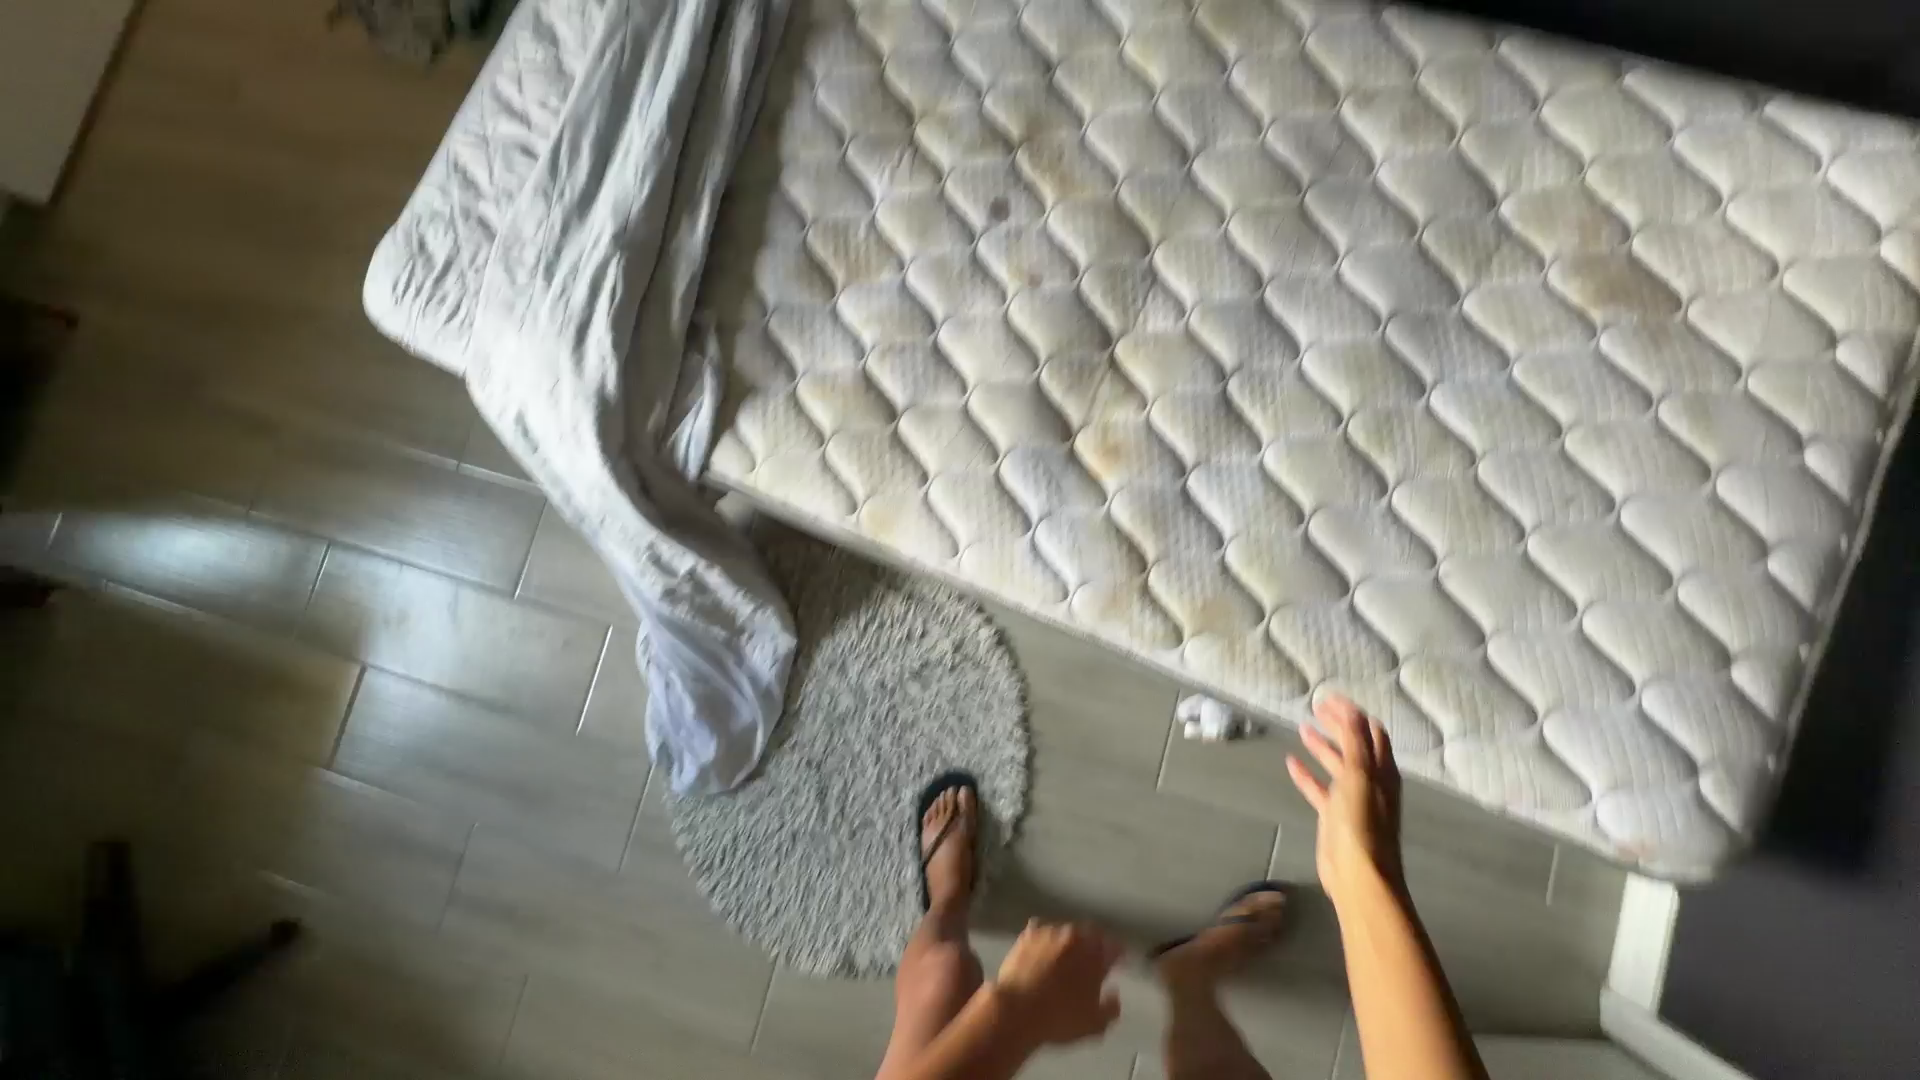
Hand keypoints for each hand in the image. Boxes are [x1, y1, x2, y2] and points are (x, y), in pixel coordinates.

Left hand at [991, 919, 1123, 1046]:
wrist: (1017, 1009)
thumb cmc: (1060, 1019)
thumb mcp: (1094, 1024)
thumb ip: (1110, 1007)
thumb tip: (1114, 993)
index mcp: (1095, 957)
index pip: (1114, 946)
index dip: (1117, 952)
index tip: (1118, 958)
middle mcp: (1075, 938)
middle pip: (1090, 934)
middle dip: (1093, 944)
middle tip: (1090, 958)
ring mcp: (1051, 932)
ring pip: (1065, 931)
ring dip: (1068, 941)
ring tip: (1064, 957)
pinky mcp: (1028, 934)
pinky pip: (1041, 931)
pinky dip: (1045, 940)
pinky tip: (1042, 951)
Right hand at [1286, 695, 1405, 903]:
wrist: (1358, 875)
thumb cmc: (1362, 822)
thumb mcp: (1360, 775)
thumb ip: (1355, 742)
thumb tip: (1351, 709)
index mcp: (1382, 770)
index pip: (1371, 731)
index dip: (1353, 713)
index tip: (1328, 697)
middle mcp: (1371, 781)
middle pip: (1354, 745)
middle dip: (1338, 724)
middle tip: (1315, 707)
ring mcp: (1352, 799)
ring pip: (1336, 764)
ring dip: (1322, 745)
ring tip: (1302, 727)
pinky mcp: (1334, 815)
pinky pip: (1319, 788)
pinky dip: (1306, 773)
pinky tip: (1291, 762)